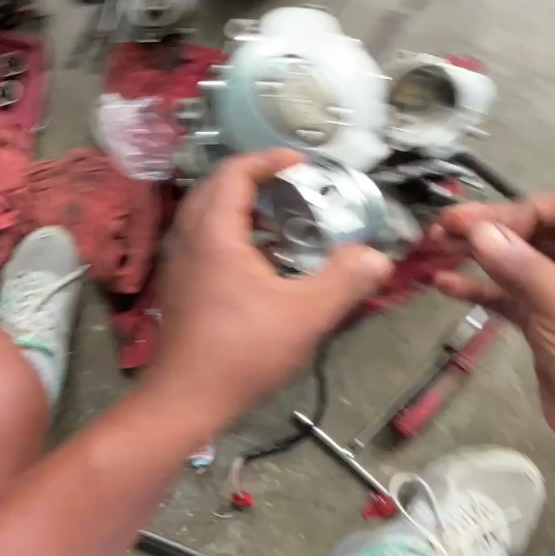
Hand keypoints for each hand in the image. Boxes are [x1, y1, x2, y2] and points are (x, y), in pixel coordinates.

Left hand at [152, 150, 393, 425]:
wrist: (186, 395)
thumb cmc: (243, 350)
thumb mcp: (306, 314)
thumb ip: (344, 280)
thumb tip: (377, 256)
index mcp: (213, 232)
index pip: (234, 172)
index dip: (269, 160)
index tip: (304, 163)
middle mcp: (187, 237)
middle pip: (216, 185)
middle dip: (256, 177)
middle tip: (296, 185)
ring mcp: (178, 260)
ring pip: (206, 212)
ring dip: (242, 204)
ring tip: (284, 216)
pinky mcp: (178, 281)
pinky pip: (202, 236)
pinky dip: (231, 229)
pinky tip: (262, 256)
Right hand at [429, 193, 554, 464]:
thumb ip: (522, 268)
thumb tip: (477, 229)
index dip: (522, 211)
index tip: (476, 224)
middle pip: (540, 234)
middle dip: (491, 231)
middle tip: (441, 230)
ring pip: (520, 265)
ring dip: (479, 258)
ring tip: (435, 252)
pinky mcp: (549, 326)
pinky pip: (511, 297)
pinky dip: (480, 290)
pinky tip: (446, 286)